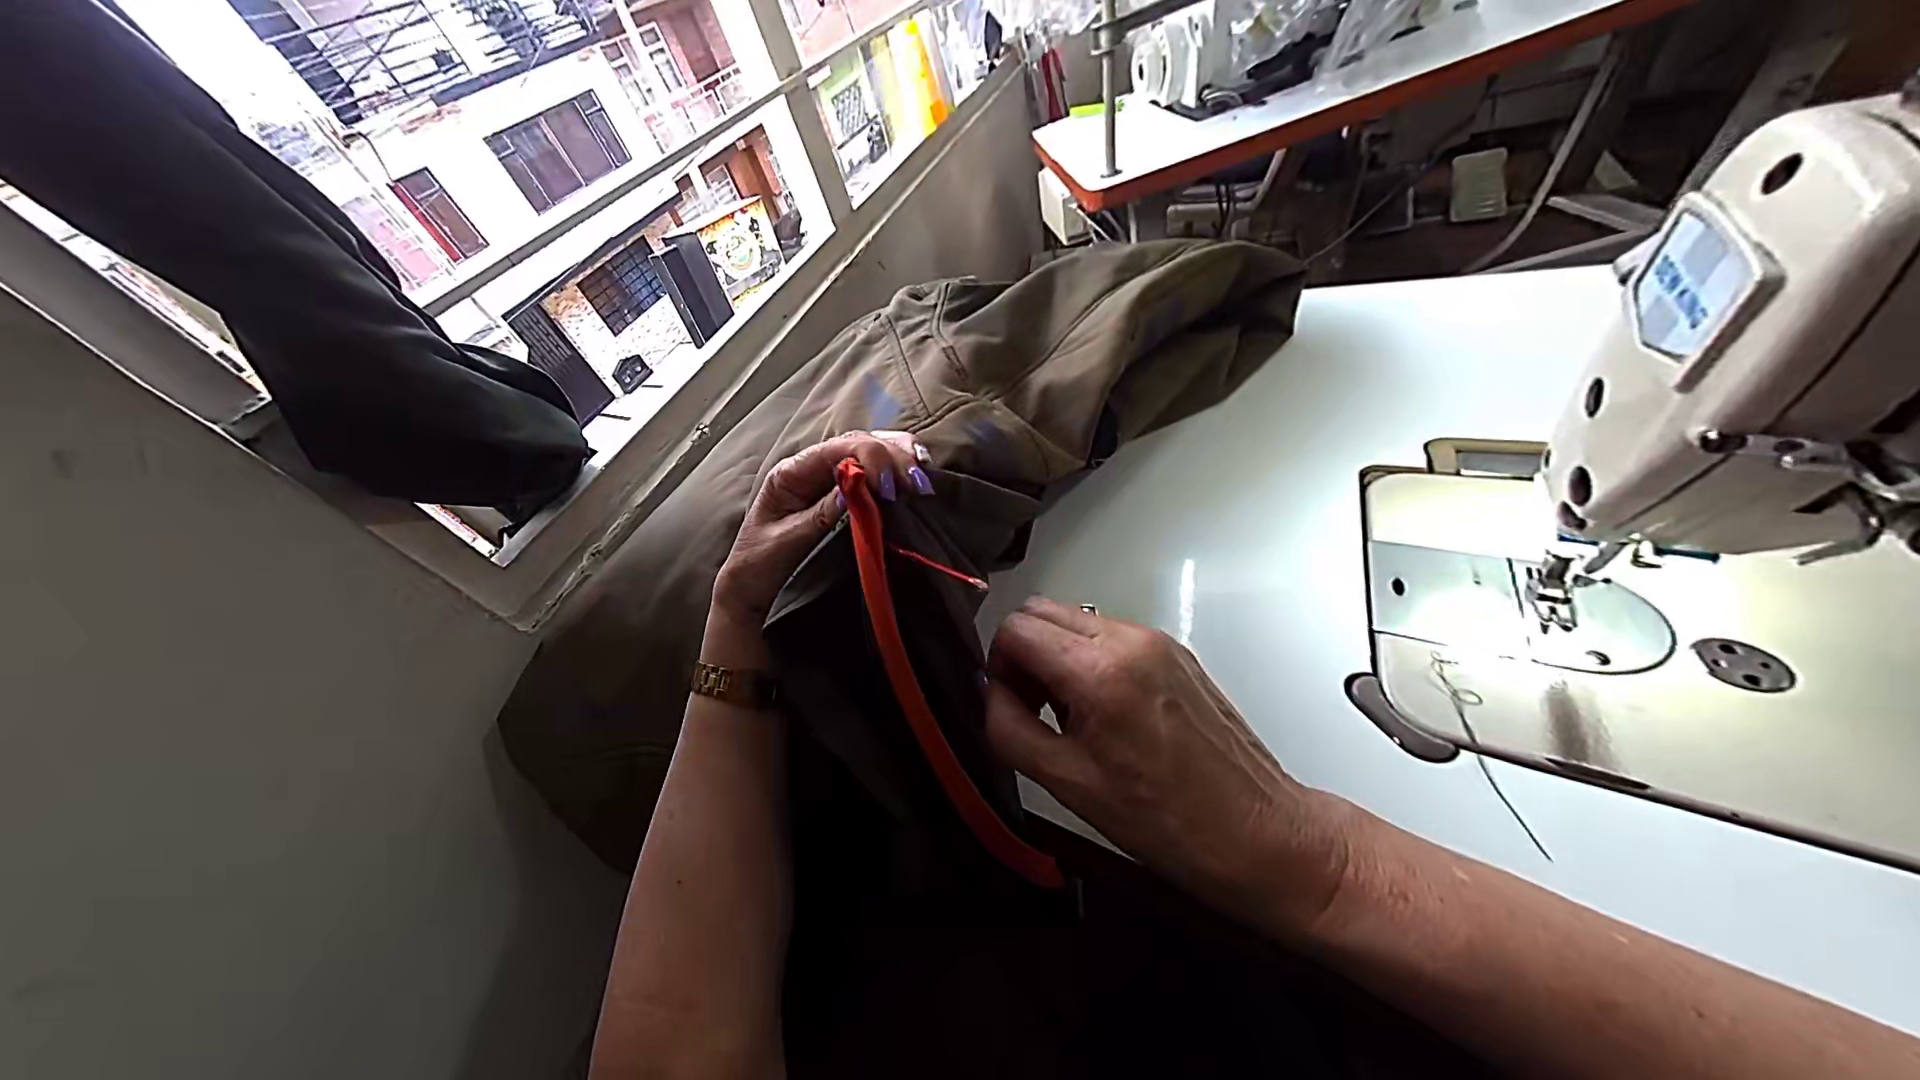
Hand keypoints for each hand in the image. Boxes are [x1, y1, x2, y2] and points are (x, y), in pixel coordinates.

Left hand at [711, 430, 930, 629]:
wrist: (749, 581)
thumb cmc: (760, 562)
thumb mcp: (786, 541)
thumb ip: (819, 515)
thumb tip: (854, 492)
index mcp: (790, 472)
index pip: (836, 449)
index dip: (869, 459)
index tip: (891, 486)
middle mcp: (809, 465)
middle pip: (857, 442)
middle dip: (892, 456)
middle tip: (917, 481)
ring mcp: (824, 475)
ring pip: (868, 448)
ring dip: (898, 456)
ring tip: (922, 471)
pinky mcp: (838, 489)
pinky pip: (870, 468)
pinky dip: (895, 467)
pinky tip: (913, 470)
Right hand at [982, 598, 1354, 938]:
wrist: (1257, 832)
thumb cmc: (1173, 820)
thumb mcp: (1069, 784)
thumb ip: (1010, 729)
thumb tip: (991, 695)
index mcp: (1100, 672)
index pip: (1017, 628)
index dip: (999, 664)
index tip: (1009, 700)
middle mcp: (1131, 641)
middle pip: (1043, 611)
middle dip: (1023, 652)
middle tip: (1032, 705)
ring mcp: (1157, 641)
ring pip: (1075, 618)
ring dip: (1056, 655)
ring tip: (1070, 713)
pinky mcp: (1174, 651)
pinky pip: (1110, 633)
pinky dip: (1089, 658)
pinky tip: (1103, 710)